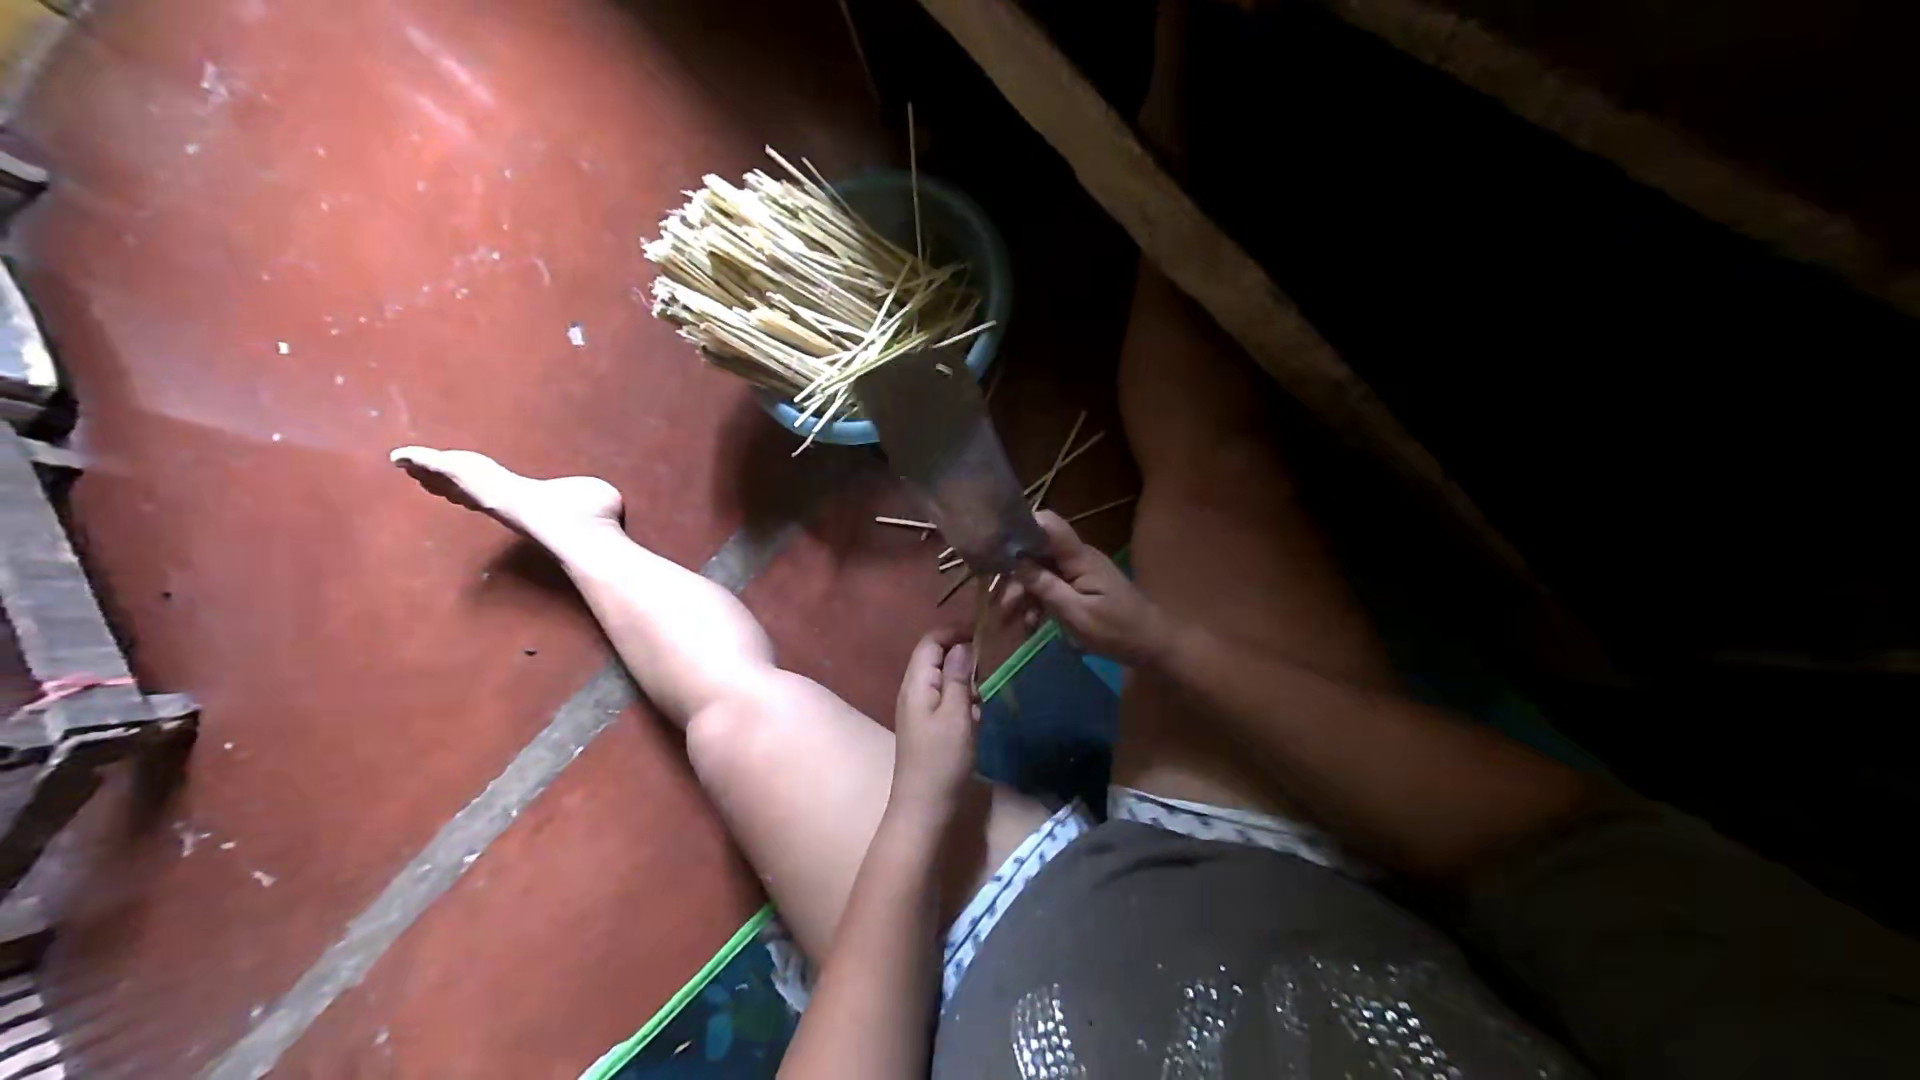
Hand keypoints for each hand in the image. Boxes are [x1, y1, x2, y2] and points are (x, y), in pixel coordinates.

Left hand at [889, 629, 979, 828]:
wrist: (925, 807)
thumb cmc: (942, 759)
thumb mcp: (956, 713)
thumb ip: (959, 676)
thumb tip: (963, 645)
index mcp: (917, 682)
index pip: (931, 640)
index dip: (955, 631)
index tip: (984, 634)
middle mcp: (913, 690)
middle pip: (936, 656)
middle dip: (963, 656)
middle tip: (989, 667)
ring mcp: (919, 708)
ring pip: (944, 678)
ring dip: (965, 680)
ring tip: (983, 694)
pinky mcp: (927, 725)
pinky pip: (946, 699)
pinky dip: (962, 699)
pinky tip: (975, 715)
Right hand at [1002, 511, 1173, 666]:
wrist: (1153, 646)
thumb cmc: (1117, 631)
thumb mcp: (1076, 614)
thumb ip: (1045, 586)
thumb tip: (1014, 560)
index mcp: (1079, 557)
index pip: (1047, 524)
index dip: (1020, 528)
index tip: (996, 548)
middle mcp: (1078, 558)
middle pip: (1037, 551)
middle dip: (1015, 574)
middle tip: (1000, 604)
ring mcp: (1080, 572)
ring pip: (1041, 571)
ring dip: (1024, 593)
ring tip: (1012, 620)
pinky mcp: (1081, 586)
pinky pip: (1052, 585)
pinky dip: (1039, 602)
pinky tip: (1031, 624)